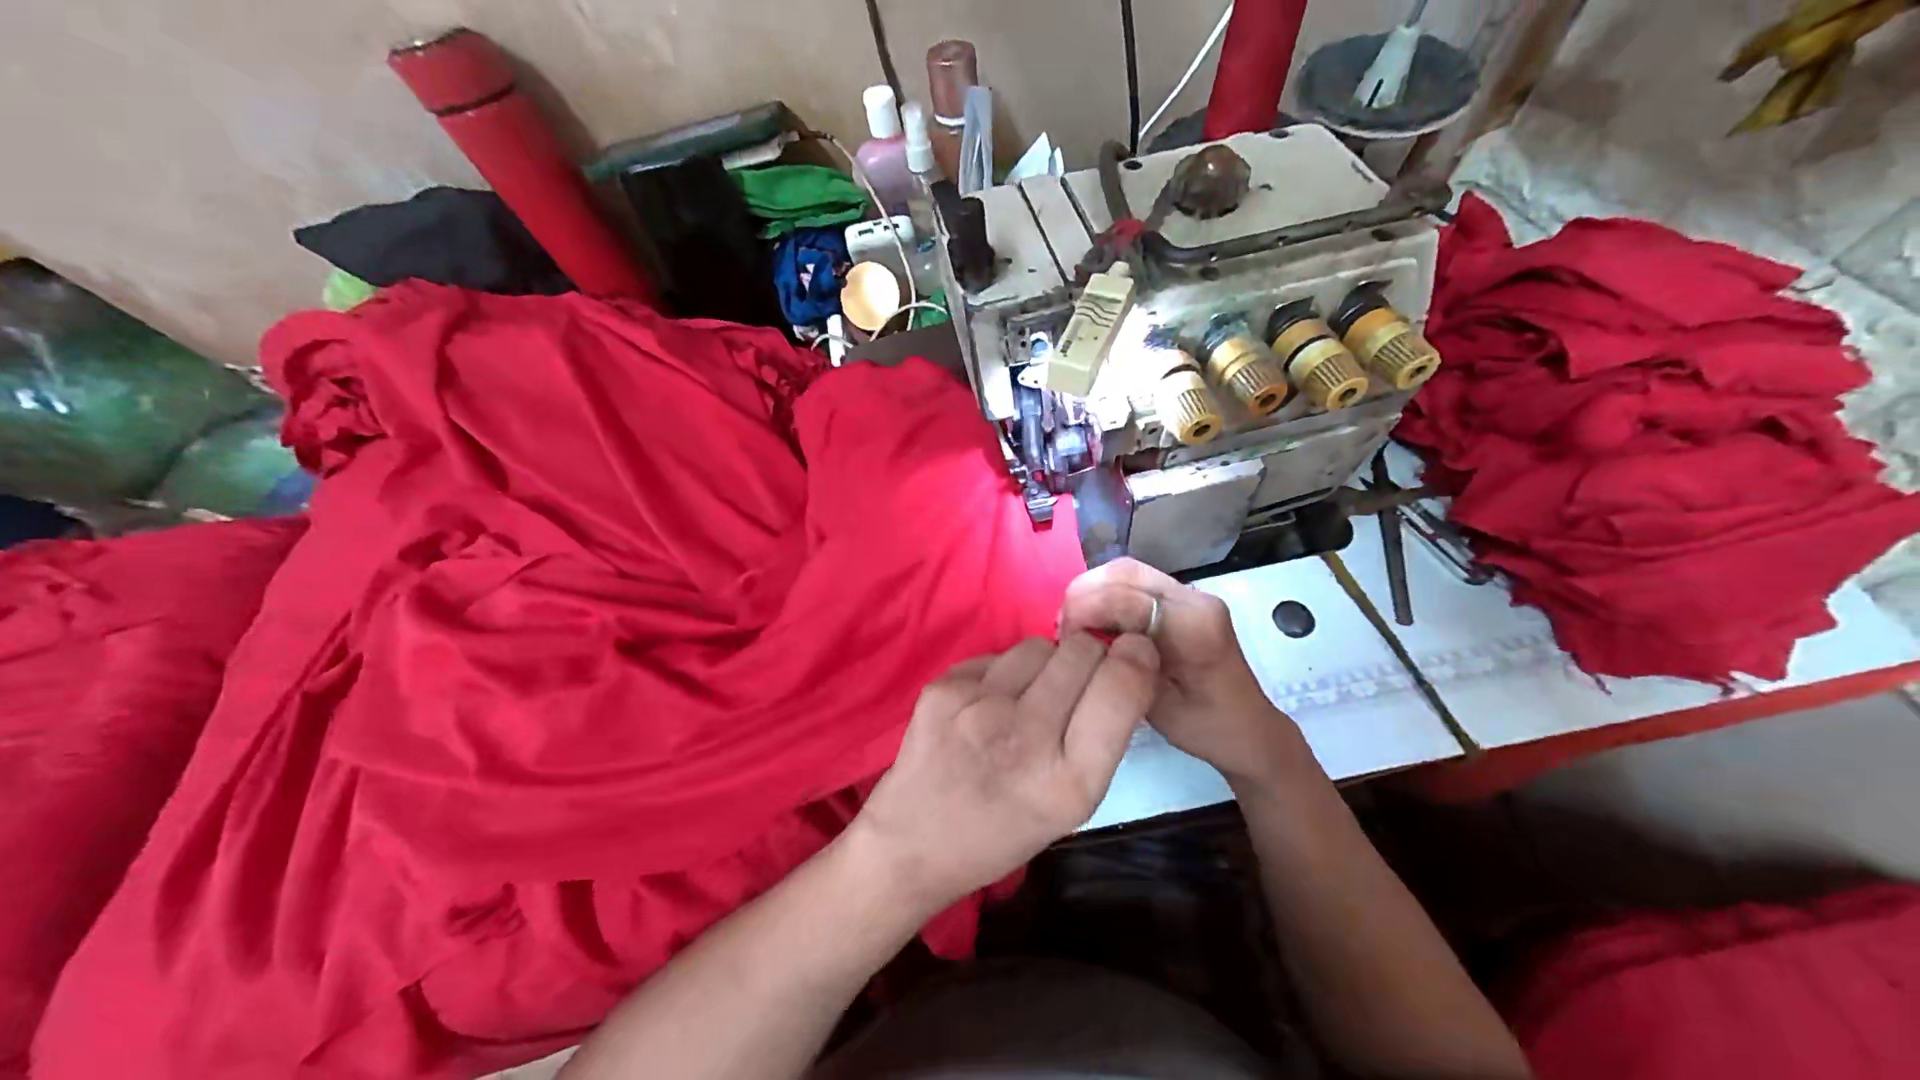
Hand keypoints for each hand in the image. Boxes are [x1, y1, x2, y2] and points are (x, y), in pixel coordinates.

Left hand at [850, 633, 1158, 913]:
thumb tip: (1127, 666)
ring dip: (1047, 663)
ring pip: (1039, 644)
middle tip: (1076, 686)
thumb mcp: (1073, 807)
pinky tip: (990, 704)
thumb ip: (1103, 739)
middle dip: (1091, 659)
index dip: (1135, 661)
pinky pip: (997, 654)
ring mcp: (977, 707)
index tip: (1133, 657)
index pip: (1120, 686)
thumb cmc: (1003, 832)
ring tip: (1030, 698)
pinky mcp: (942, 688)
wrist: (914, 843)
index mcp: (1069, 781)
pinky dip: (1005, 672)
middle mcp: (1024, 736)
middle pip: (1081, 651)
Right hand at [1057, 558, 1312, 789]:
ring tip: (1074, 625)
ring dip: (1093, 591)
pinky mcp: (1183, 598)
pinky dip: (1107, 595)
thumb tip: (1079, 640)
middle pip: (1125, 572)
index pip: (1128, 599)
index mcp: (1195, 627)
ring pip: (1127, 571)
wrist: (1250, 730)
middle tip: (1062, 627)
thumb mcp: (1155, 706)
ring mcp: (1191, 594)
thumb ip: (1121, 667)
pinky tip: (1094, 622)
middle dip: (1084, 593)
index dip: (1087, 610)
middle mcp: (1196, 599)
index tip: (1063, 636)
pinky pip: (1135, 583)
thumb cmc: (1206, 728)